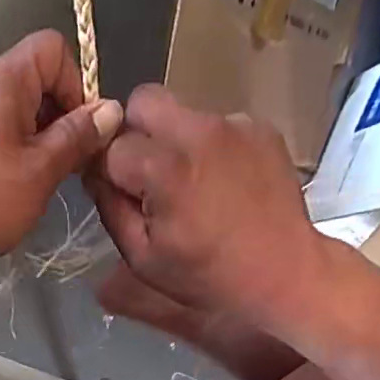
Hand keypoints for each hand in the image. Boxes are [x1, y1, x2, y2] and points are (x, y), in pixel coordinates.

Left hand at [0, 30, 122, 291]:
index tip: (83, 132)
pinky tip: (28, 187)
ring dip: (47, 140)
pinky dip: (25, 153)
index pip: (53, 49)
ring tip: (52, 180)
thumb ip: (77, 136)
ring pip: (25, 112)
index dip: (77, 84)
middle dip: (66, 116)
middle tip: (75, 163)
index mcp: (3, 80)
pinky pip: (6, 135)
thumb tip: (112, 110)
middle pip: (41, 80)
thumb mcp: (40, 171)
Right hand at [86, 85, 334, 320]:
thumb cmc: (206, 278)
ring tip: (192, 185)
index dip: (109, 171)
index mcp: (165, 170)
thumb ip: (111, 209)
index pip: (110, 146)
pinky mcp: (260, 127)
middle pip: (144, 101)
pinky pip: (217, 123)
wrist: (282, 275)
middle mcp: (198, 132)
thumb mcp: (142, 259)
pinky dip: (210, 148)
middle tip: (149, 176)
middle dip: (136, 133)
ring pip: (182, 111)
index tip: (121, 194)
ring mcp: (235, 124)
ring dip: (174, 141)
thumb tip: (96, 174)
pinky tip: (223, 183)